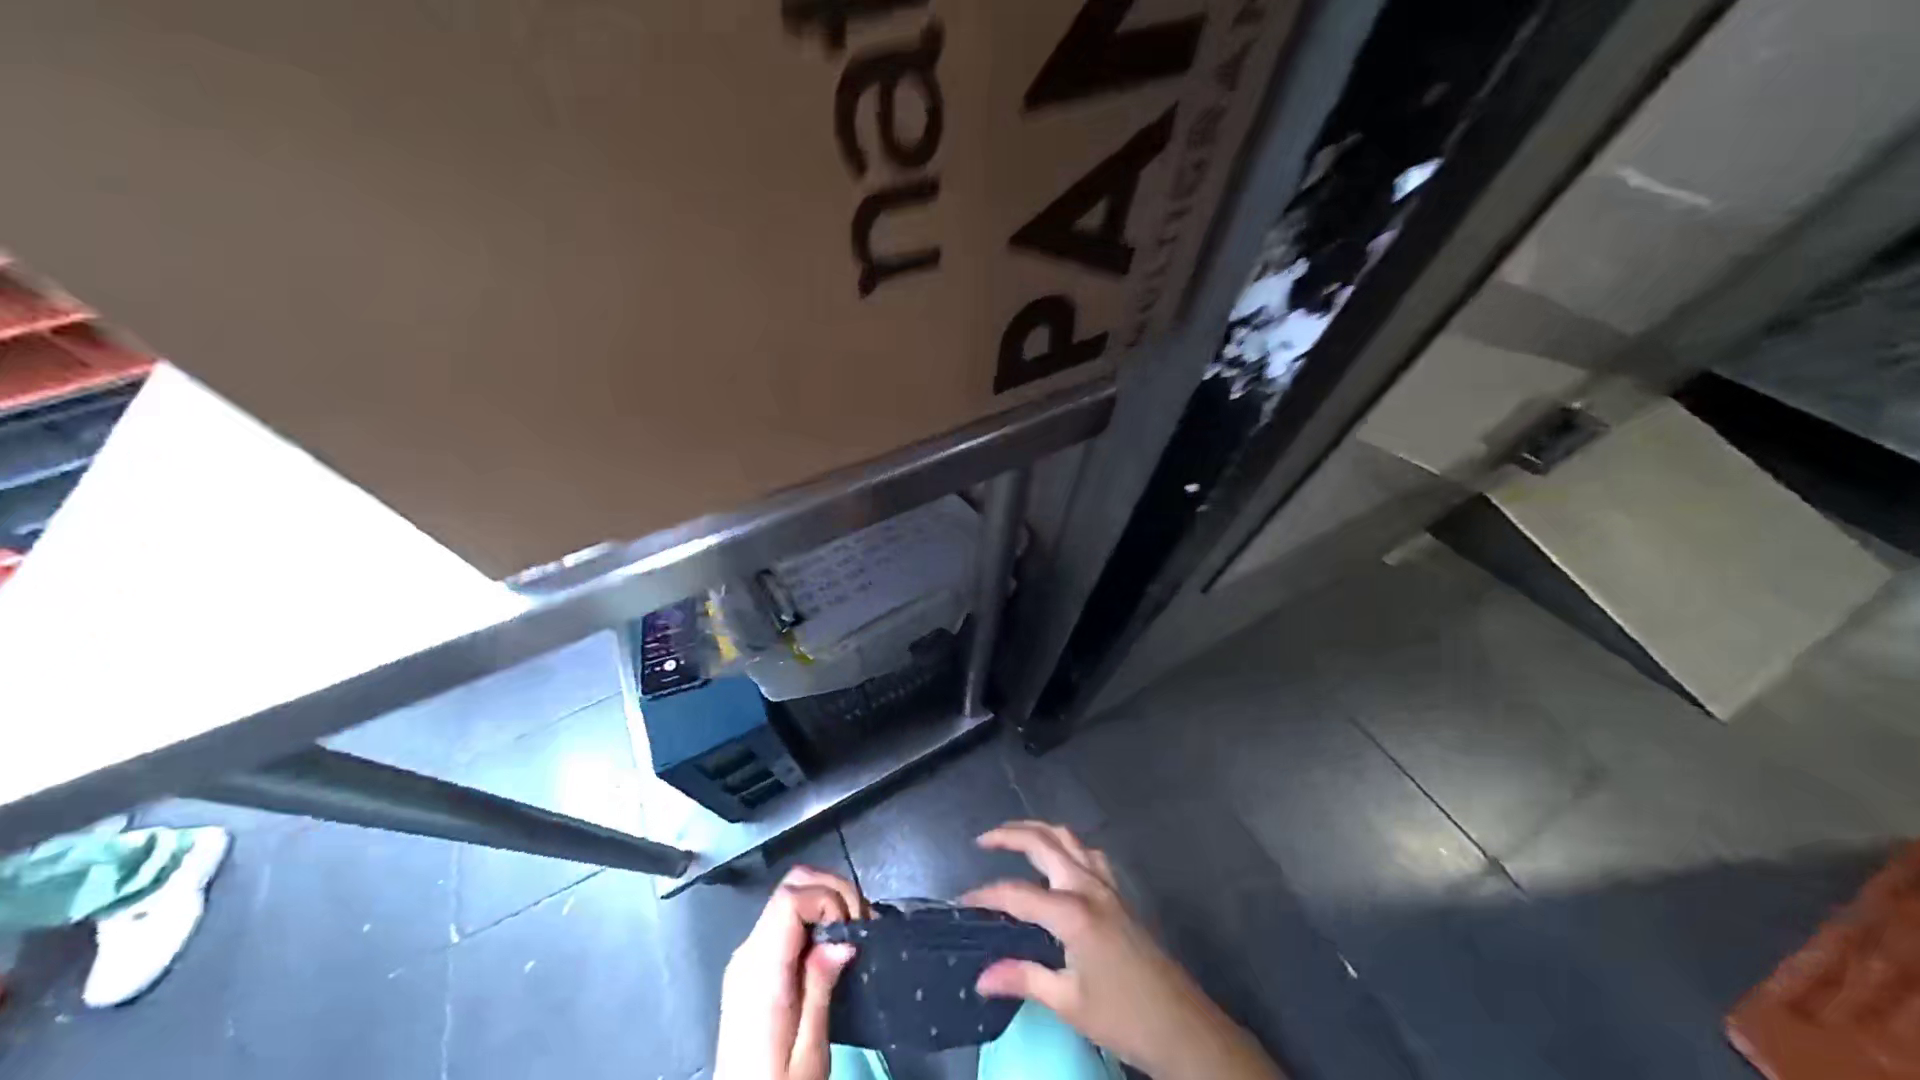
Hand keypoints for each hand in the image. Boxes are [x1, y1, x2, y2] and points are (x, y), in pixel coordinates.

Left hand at [714, 866, 865, 1079]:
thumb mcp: (808, 1053)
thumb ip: (820, 988)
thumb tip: (843, 939)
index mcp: (760, 973)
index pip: (790, 901)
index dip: (828, 899)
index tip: (853, 929)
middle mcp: (749, 953)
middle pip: (791, 884)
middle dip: (834, 890)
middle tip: (861, 926)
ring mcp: (749, 955)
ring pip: (791, 894)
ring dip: (828, 899)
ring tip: (853, 933)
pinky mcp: (755, 962)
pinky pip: (787, 917)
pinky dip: (817, 914)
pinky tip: (835, 943)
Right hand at [963, 822, 1286, 1079]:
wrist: (1184, 1027)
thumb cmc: (1124, 1017)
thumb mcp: (1067, 1003)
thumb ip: (1023, 978)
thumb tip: (981, 977)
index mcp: (1072, 911)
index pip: (1017, 893)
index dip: (986, 894)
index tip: (962, 902)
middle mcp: (1089, 887)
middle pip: (1044, 842)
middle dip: (1010, 834)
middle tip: (983, 840)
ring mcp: (1109, 887)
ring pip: (1070, 839)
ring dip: (1040, 831)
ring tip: (1016, 838)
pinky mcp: (1121, 895)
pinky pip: (1089, 853)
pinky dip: (1066, 845)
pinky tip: (1060, 861)